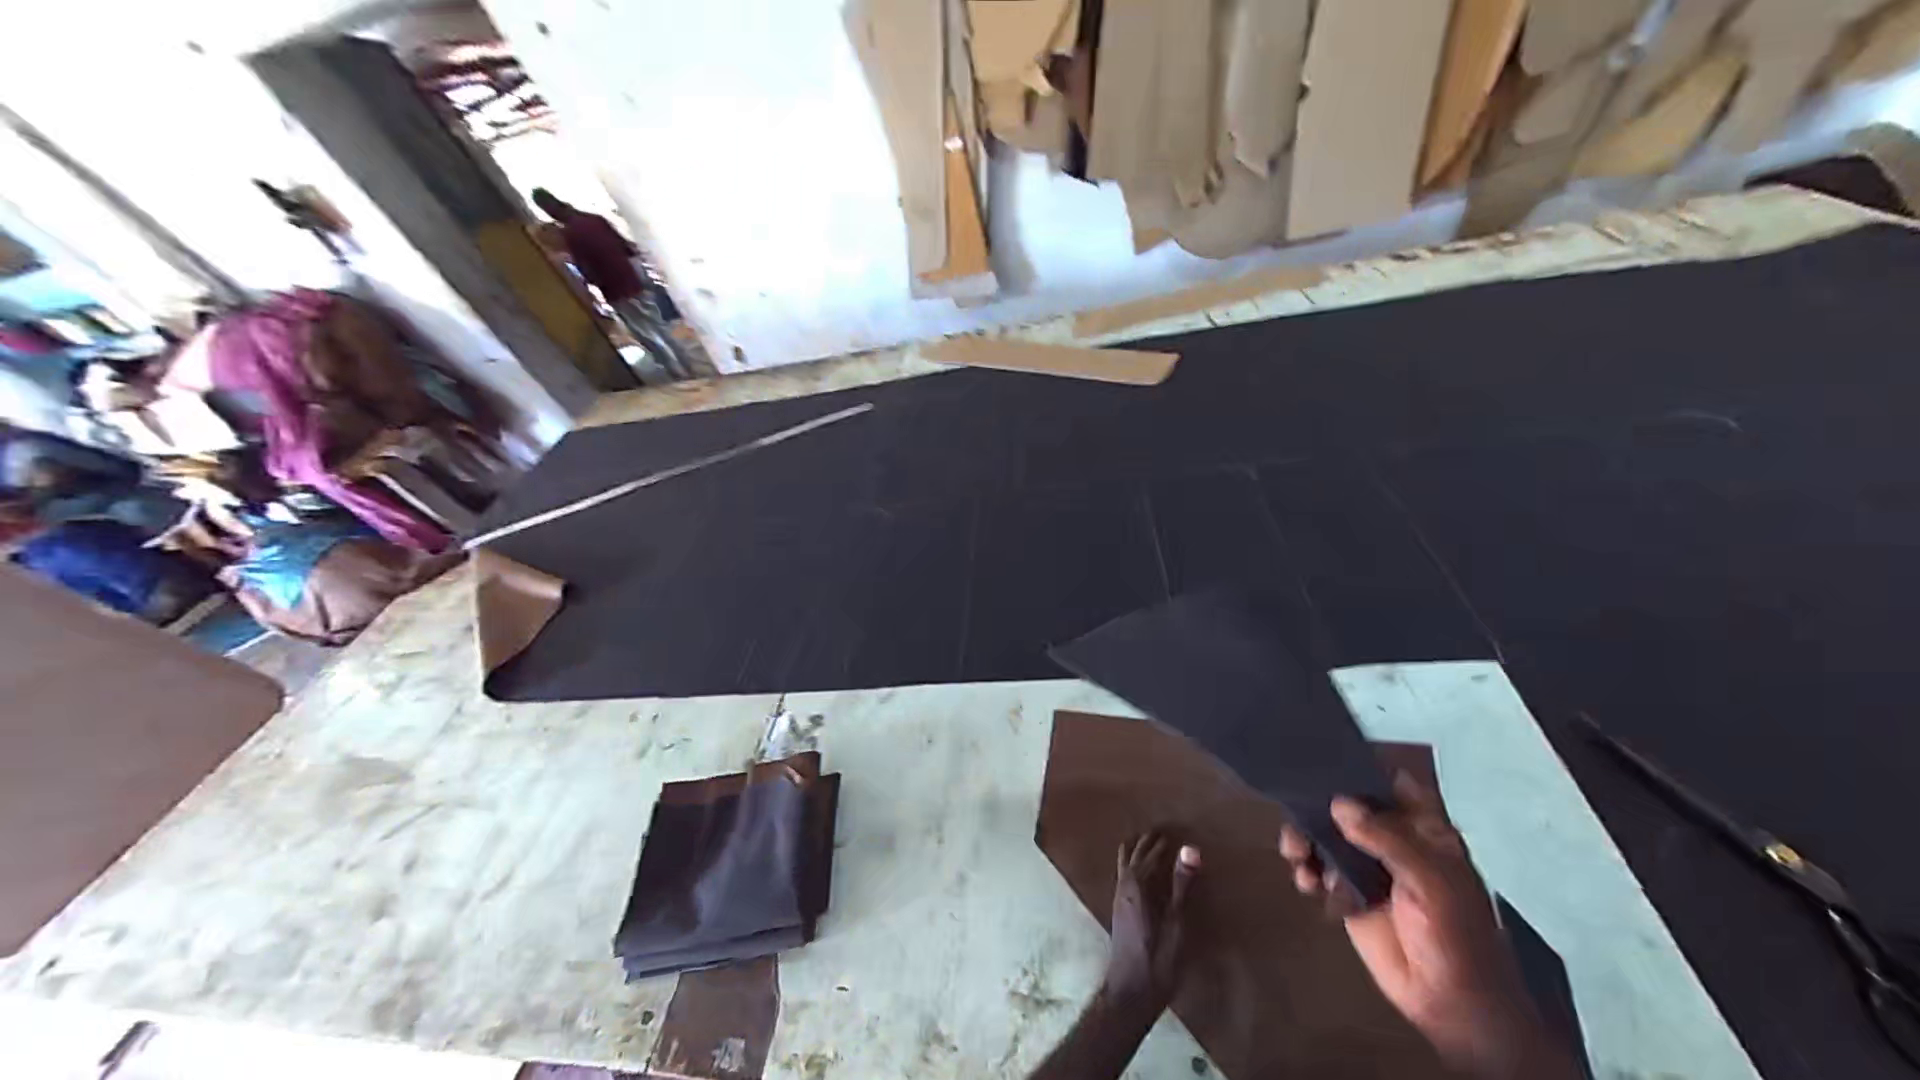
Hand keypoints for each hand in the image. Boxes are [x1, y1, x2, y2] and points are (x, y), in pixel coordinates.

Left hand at [1102, 831, 1200, 1015]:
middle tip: (1156, 832)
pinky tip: (1138, 877)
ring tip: (1143, 844)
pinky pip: (1124, 878)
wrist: (1130, 990)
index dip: (1159, 844)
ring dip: (1135, 853)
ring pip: (1124, 866)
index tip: (1169, 831)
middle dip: (1144, 843)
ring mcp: (1119, 900)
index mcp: (1135, 886)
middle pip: (1132, 857)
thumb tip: (1190, 848)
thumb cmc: (1157, 958)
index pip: (1148, 856)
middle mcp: (1123, 887)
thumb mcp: (1175, 922)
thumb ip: (1181, 885)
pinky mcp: (1120, 912)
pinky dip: (1132, 867)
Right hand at [1280, 772, 1578, 1079]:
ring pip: (1325, 835)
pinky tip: (1306, 882)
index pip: (1392, 784)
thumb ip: (1386, 838)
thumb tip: (1337, 803)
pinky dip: (1305, 870)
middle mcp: (1391, 841)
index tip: (1325, 757)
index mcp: (1423, 830)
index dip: (1363, 768)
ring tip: (1296, 856)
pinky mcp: (1346, 893)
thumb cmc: (1455, 936)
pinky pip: (1316, 868)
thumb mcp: (1430, 882)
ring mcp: (1367, 867)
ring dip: (1304, 840)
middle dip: (1317, 807)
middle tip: (1295, 812)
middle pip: (1346, 806)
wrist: (1451, 1004)